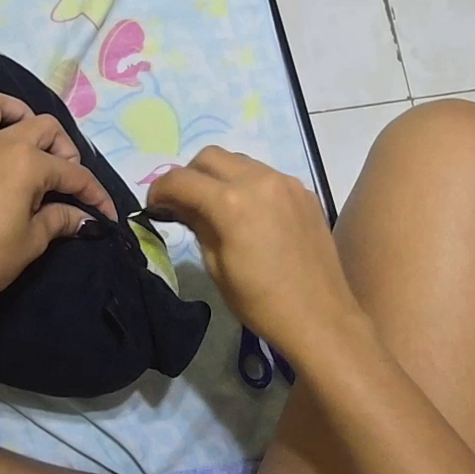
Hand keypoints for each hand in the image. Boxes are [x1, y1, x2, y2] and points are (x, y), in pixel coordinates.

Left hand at [0, 91, 117, 333]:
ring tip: (22, 134)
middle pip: (41, 126)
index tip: (106, 214)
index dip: (95, 194)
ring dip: (11, 111)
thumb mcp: (30, 244)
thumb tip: (83, 218)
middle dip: (64, 147)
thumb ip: (58, 222)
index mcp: (27, 163)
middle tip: (67, 179)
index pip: (73, 173)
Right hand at [146, 147, 360, 357]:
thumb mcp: (217, 266)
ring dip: (221, 177)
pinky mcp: (304, 192)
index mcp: (231, 203)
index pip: (181, 179)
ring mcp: (286, 183)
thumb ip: (197, 225)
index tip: (154, 206)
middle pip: (210, 157)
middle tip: (184, 204)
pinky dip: (249, 185)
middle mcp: (259, 180)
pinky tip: (251, 214)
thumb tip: (180, 205)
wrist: (319, 316)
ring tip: (217, 207)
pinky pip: (267, 175)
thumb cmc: (260, 302)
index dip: (160, 190)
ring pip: (240, 161)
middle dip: (190, 175)